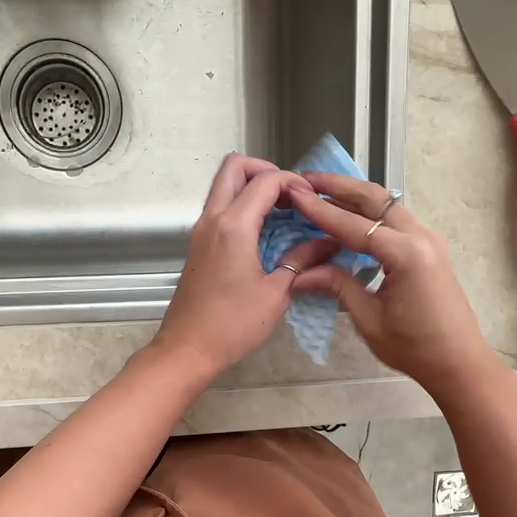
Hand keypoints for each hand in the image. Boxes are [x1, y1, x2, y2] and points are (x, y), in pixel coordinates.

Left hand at [150, 154, 334, 377]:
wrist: (188, 349)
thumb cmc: (232, 325)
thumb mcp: (276, 293)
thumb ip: (302, 260)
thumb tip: (328, 243)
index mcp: (234, 226)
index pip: (266, 181)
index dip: (294, 182)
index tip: (313, 199)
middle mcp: (212, 219)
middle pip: (234, 168)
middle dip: (266, 172)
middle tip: (291, 196)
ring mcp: (201, 231)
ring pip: (224, 186)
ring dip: (253, 189)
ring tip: (283, 214)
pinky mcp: (198, 245)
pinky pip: (220, 209)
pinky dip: (243, 207)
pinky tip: (266, 233)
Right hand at [283, 173, 499, 391]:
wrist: (458, 361)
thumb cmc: (414, 347)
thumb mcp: (369, 319)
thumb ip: (338, 287)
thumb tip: (301, 274)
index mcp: (405, 254)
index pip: (354, 226)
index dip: (321, 211)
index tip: (295, 195)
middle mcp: (420, 237)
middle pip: (374, 199)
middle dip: (339, 186)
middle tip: (306, 179)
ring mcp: (428, 240)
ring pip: (387, 205)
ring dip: (354, 196)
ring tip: (321, 191)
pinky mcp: (429, 249)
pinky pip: (395, 220)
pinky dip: (369, 212)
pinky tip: (348, 216)